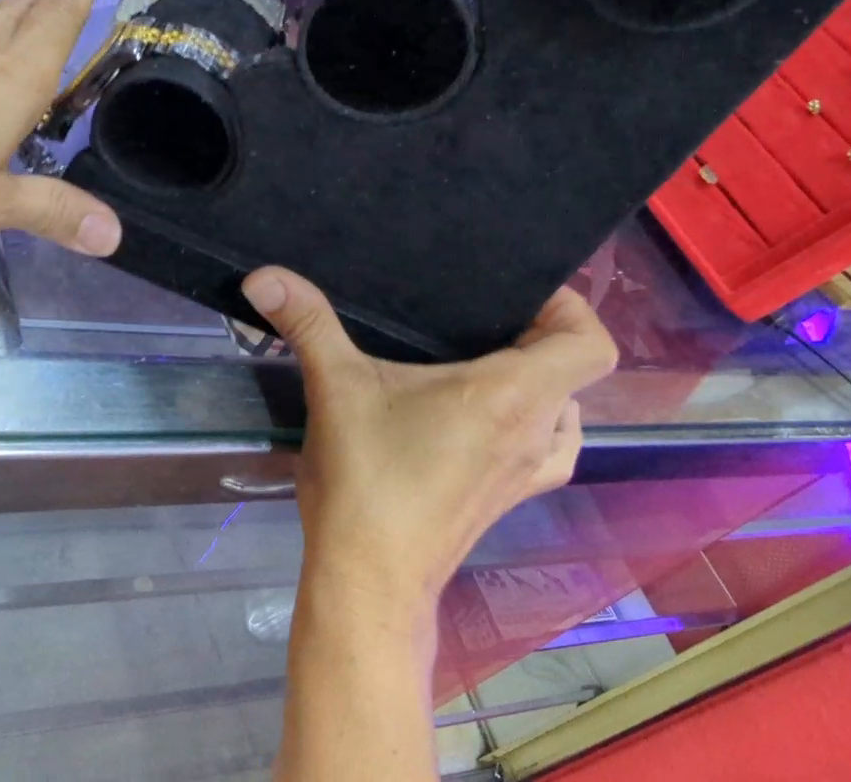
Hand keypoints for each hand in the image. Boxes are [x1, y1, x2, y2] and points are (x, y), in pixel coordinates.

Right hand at [243, 268, 616, 610]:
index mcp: (511, 394)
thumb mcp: (335, 387)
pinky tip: (488, 420)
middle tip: (479, 315)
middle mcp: (535, 430)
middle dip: (538, 335)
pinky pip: (548, 448)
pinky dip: (534, 424)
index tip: (518, 293)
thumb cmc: (367, 477)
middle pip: (574, 370)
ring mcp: (528, 471)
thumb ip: (306, 322)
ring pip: (565, 411)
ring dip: (540, 382)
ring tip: (486, 361)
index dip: (570, 307)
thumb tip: (261, 275)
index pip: (589, 343)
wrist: (371, 576)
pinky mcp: (511, 498)